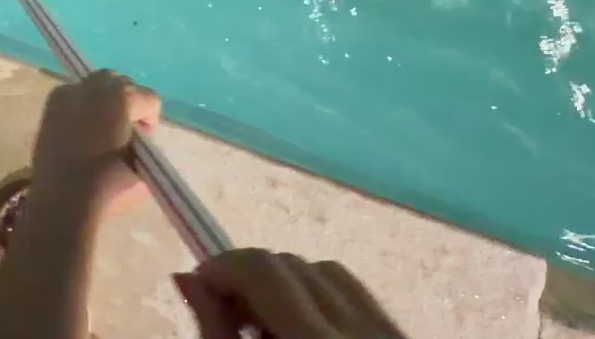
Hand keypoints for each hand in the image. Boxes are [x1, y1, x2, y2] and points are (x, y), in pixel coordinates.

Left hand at [30, 70, 160, 216]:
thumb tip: (137, 138)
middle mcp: (97, 85)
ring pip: (97, 82)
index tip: (143, 141)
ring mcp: (72, 89)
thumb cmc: (107, 184)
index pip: (149, 98)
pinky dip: (81, 104)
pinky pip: (75, 92)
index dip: (149, 120)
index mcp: (124, 98)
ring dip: (104, 99)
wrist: (62, 194)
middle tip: (123, 130)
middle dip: (127, 103)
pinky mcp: (53, 99)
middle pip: (122, 83)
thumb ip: (144, 143)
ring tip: (100, 128)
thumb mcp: (141, 166)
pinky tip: (79, 127)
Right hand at [175, 249, 409, 338]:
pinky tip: (308, 333)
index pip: (262, 268)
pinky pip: (359, 295)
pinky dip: (324, 300)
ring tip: (269, 329)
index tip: (199, 290)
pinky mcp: (408, 338)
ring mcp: (395, 334)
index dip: (221, 267)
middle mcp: (365, 330)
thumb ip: (215, 335)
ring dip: (288, 287)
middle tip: (230, 321)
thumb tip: (186, 276)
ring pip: (327, 272)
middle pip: (290, 264)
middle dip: (250, 280)